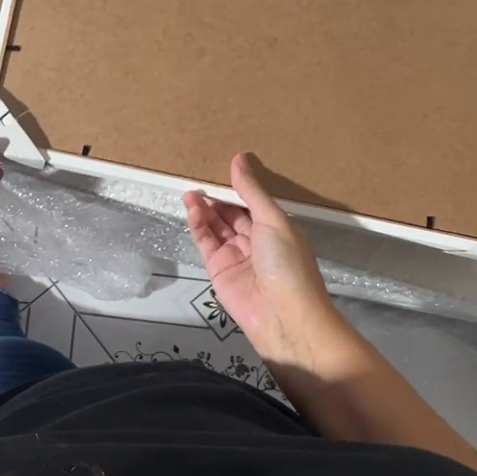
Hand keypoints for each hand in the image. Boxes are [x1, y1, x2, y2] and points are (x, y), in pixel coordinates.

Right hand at [183, 153, 338, 368]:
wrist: (283, 316)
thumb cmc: (287, 263)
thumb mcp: (273, 220)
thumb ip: (251, 191)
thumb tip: (239, 159)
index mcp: (276, 228)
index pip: (252, 203)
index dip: (236, 188)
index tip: (219, 170)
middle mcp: (256, 241)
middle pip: (231, 214)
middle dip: (216, 199)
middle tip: (197, 181)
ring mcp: (236, 256)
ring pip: (216, 227)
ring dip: (204, 210)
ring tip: (189, 193)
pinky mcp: (218, 269)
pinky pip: (206, 243)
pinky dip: (198, 226)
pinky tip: (193, 210)